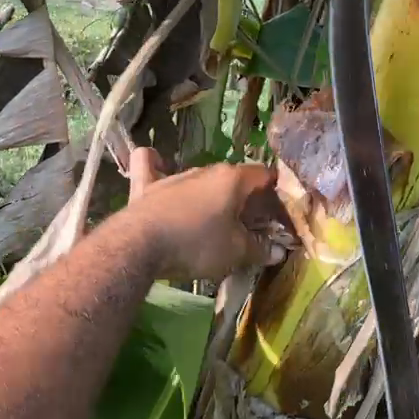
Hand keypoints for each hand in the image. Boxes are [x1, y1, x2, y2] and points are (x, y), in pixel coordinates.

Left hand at [121, 148, 288, 280]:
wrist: (140, 246)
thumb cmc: (197, 245)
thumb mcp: (236, 252)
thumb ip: (259, 248)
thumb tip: (277, 251)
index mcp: (232, 179)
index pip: (265, 176)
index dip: (276, 196)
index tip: (278, 218)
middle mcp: (204, 170)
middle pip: (234, 179)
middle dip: (246, 199)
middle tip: (250, 226)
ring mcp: (173, 176)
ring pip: (200, 177)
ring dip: (212, 194)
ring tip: (216, 218)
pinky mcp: (145, 186)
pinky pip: (151, 166)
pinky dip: (156, 165)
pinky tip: (158, 165)